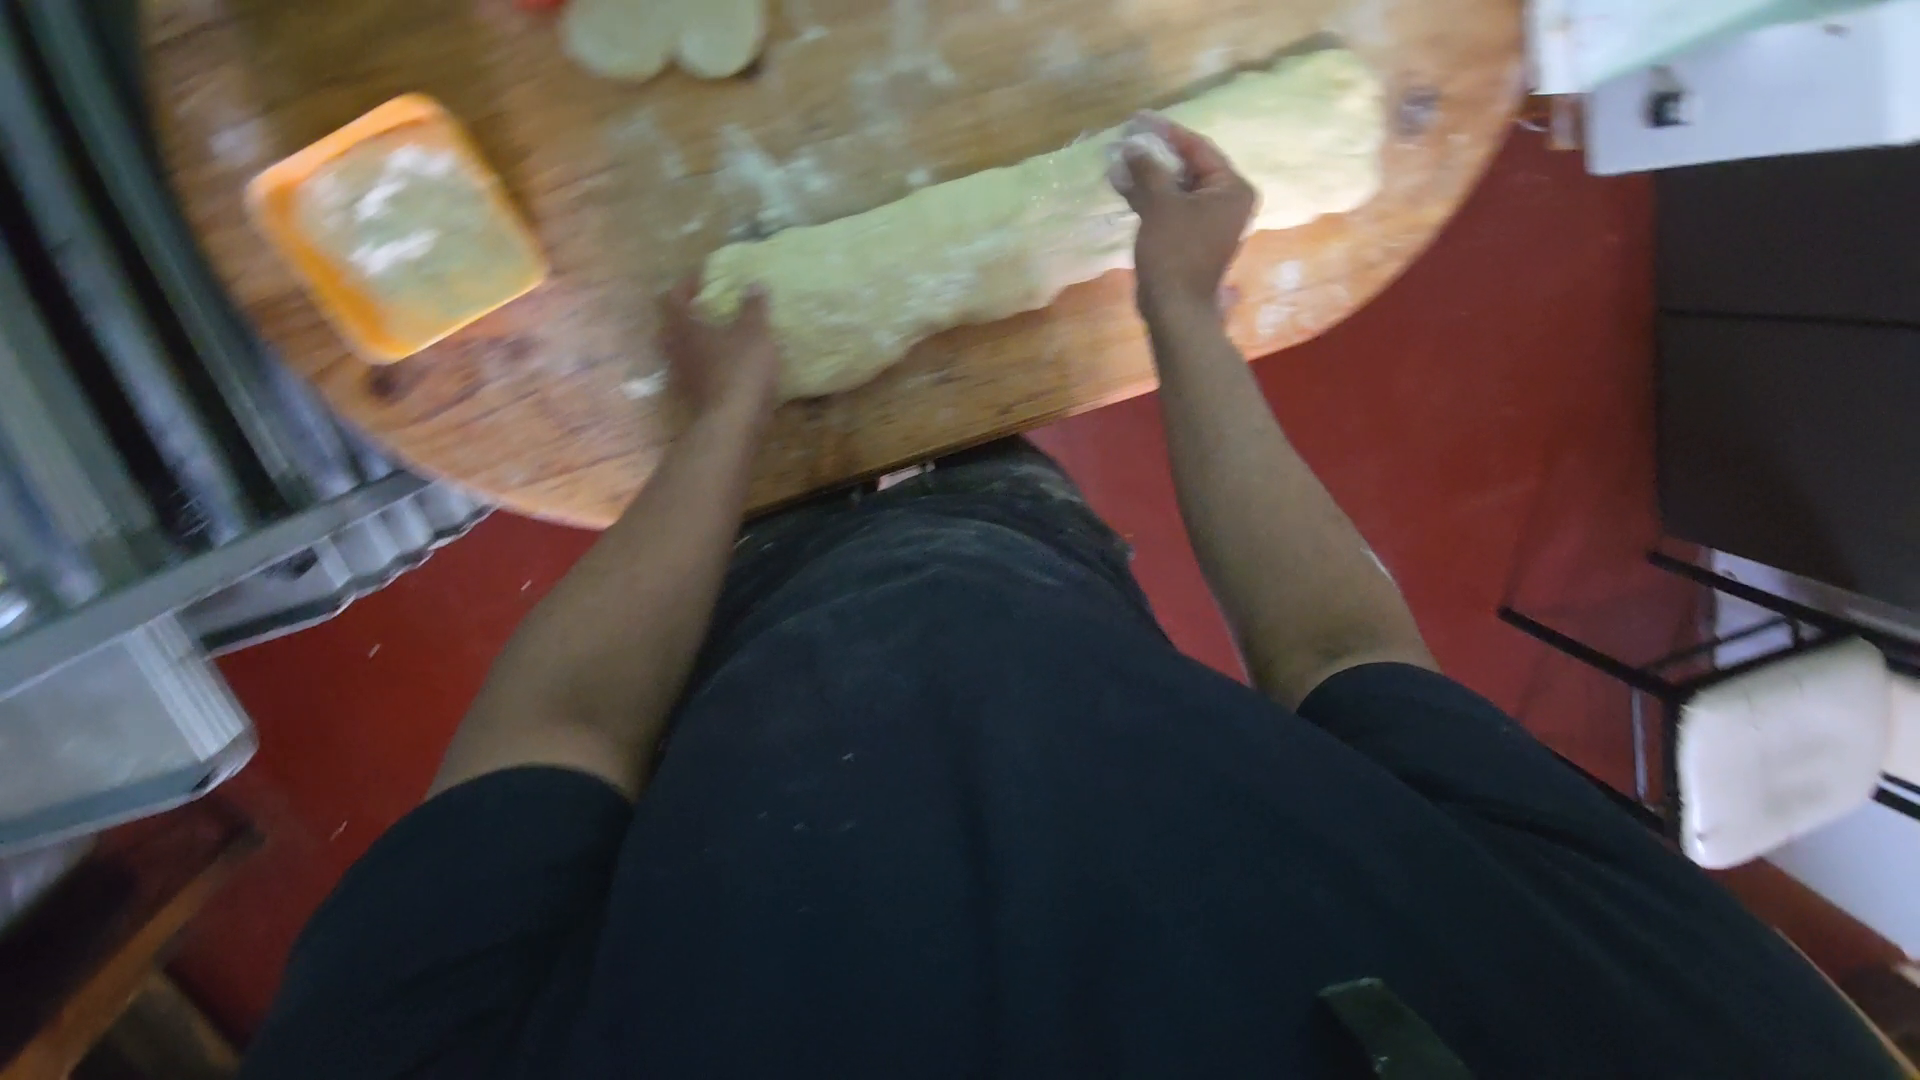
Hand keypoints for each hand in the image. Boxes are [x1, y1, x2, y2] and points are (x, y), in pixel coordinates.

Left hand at [656, 276, 781, 421]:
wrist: (733, 422)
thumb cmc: (741, 369)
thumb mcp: (754, 333)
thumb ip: (753, 308)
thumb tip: (754, 284)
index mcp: (683, 328)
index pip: (673, 298)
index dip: (686, 285)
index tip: (703, 279)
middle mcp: (674, 350)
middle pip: (671, 325)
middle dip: (687, 314)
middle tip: (706, 308)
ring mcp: (681, 376)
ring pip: (680, 351)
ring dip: (695, 341)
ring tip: (717, 336)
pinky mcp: (693, 396)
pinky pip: (694, 371)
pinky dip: (705, 363)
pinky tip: (724, 364)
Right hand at [1109, 113, 1258, 324]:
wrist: (1174, 309)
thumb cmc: (1173, 253)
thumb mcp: (1160, 205)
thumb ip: (1148, 169)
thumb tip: (1132, 146)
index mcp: (1232, 188)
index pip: (1198, 148)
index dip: (1166, 132)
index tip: (1139, 119)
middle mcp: (1227, 202)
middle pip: (1189, 167)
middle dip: (1156, 155)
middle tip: (1128, 139)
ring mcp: (1210, 223)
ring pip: (1178, 189)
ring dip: (1149, 177)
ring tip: (1120, 162)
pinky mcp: (1191, 240)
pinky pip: (1172, 209)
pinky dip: (1151, 199)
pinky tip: (1126, 188)